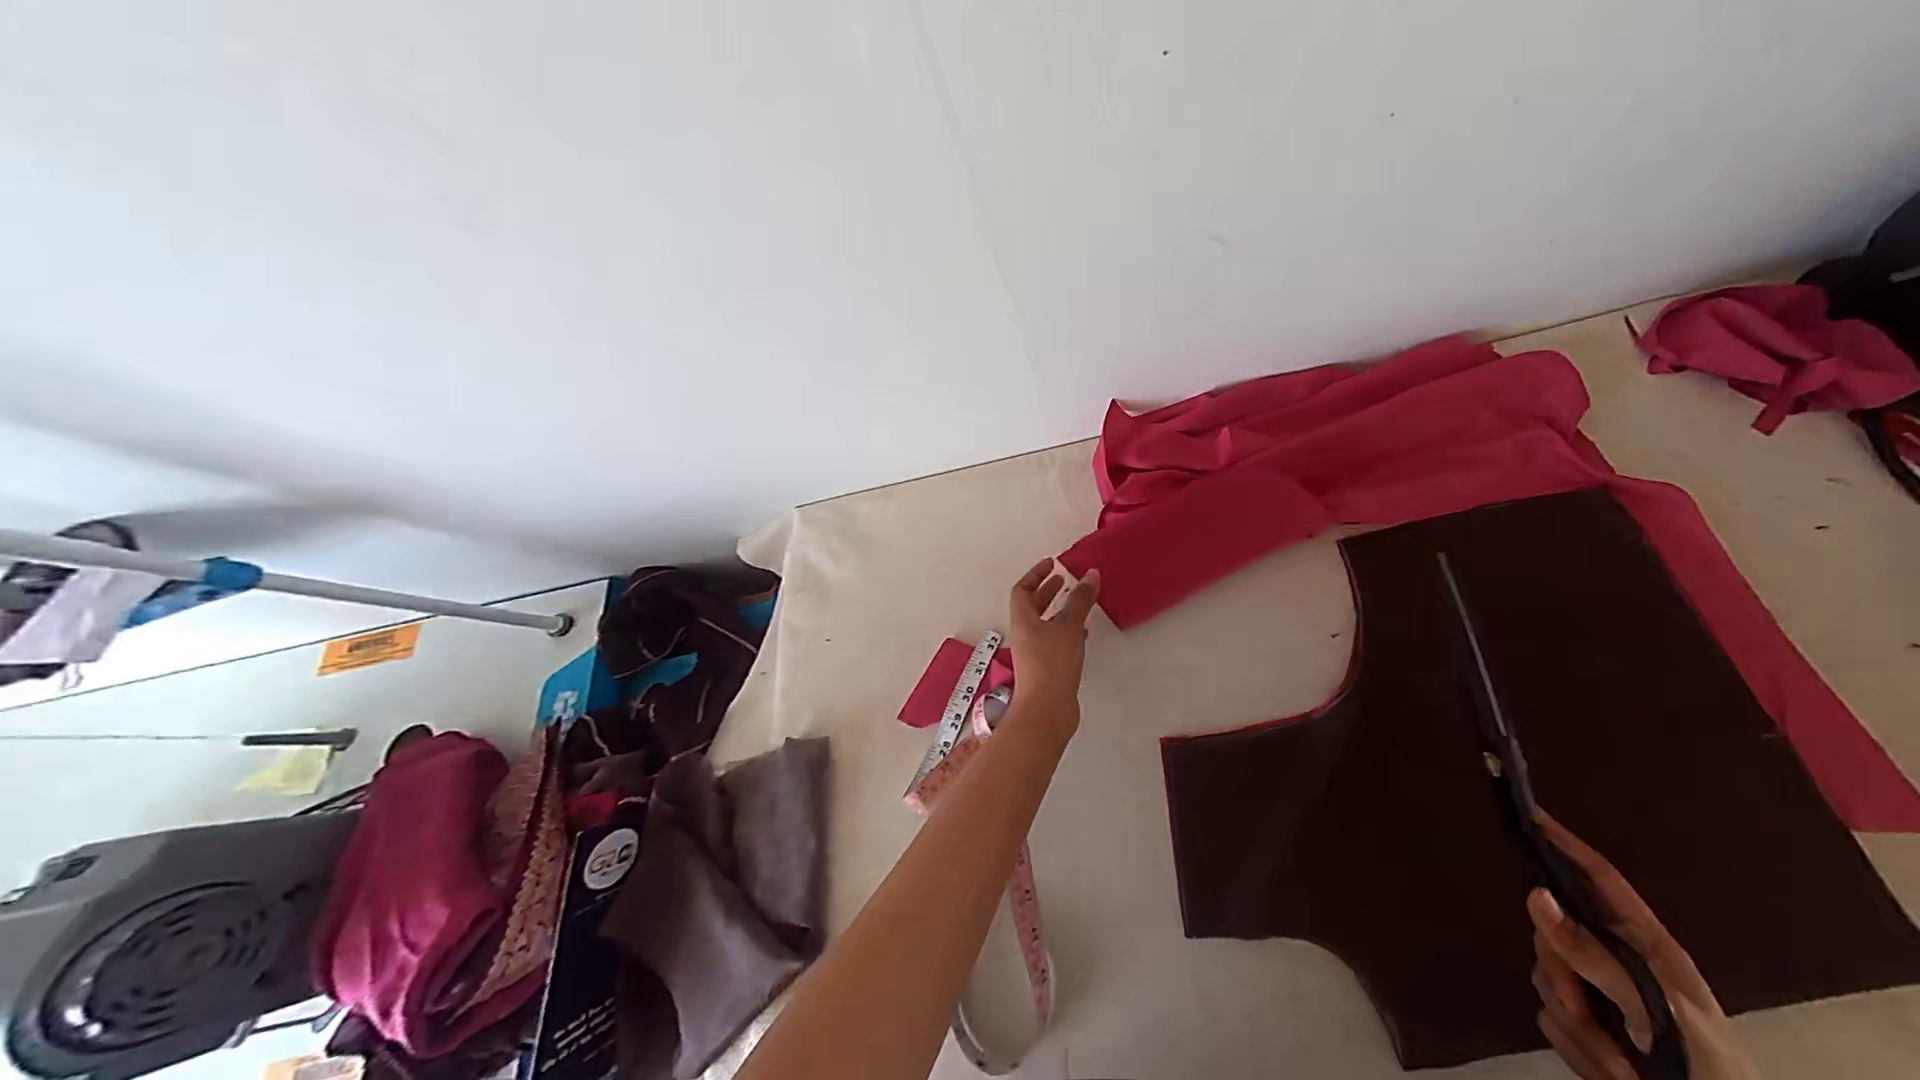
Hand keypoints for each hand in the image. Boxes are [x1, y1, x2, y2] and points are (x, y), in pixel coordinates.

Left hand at [1006, 560, 1100, 720]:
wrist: (1047, 709)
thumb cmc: (1052, 663)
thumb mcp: (1068, 626)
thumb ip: (1080, 600)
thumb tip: (1091, 573)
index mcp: (1023, 620)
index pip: (1022, 590)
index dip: (1035, 574)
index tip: (1052, 563)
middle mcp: (1025, 635)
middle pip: (1031, 607)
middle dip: (1047, 591)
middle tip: (1063, 579)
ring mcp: (1035, 653)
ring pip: (1045, 624)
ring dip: (1059, 610)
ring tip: (1078, 602)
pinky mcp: (1048, 668)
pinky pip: (1056, 641)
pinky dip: (1067, 631)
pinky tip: (1084, 633)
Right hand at [1528, 812, 1760, 1079]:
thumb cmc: (1710, 1067)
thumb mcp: (1657, 1009)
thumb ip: (1594, 955)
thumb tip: (1535, 894)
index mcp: (1645, 944)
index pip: (1598, 878)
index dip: (1566, 843)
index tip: (1529, 813)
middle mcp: (1614, 958)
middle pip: (1552, 932)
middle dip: (1563, 977)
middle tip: (1585, 1013)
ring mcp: (1596, 989)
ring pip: (1544, 976)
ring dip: (1577, 1025)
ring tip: (1620, 1063)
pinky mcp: (1582, 1023)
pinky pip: (1548, 1017)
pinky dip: (1577, 1048)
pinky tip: (1613, 1068)